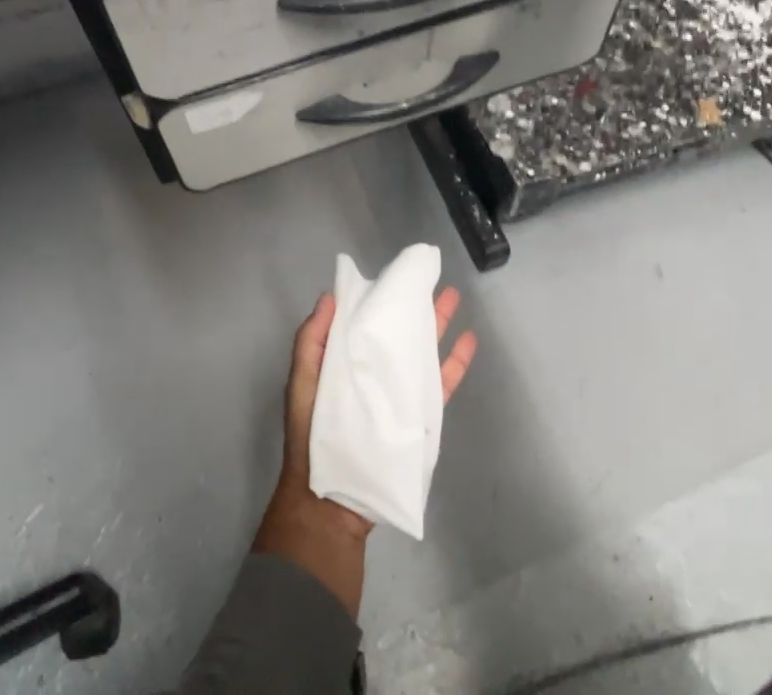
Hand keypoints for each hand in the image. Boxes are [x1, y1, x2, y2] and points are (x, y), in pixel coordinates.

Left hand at [252, 287, 477, 614]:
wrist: (333, 497)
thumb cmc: (312, 437)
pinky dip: (456, 362)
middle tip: (431, 278)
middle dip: (414, 307)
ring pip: (421, 352)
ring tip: (453, 298)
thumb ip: (311, 343)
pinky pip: (441, 384)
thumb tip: (329, 298)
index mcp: (344, 363)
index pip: (362, 324)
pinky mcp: (419, 415)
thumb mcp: (303, 384)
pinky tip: (468, 341)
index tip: (392, 275)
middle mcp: (373, 374)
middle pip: (396, 334)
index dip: (377, 299)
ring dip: (438, 325)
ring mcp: (398, 394)